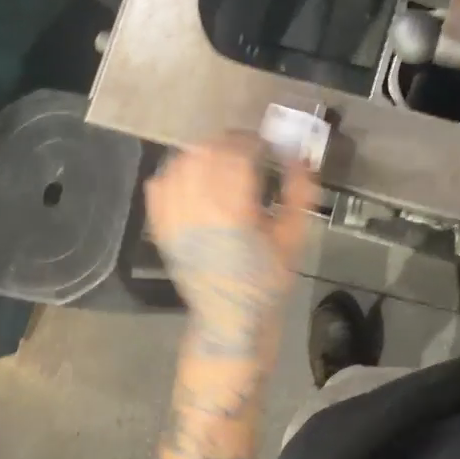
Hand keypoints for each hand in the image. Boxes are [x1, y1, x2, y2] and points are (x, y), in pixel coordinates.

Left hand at [146, 133, 319, 343]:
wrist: (230, 317)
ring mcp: (176, 219)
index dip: (253, 141)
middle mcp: (200, 211)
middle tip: (245, 147)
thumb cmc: (266, 280)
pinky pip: (158, 186)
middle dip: (227, 141)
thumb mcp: (293, 237)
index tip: (266, 144)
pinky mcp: (162, 228)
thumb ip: (300, 193)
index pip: (238, 156)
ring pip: (180, 164)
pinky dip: (173, 171)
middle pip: (205, 153)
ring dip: (201, 152)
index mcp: (235, 212)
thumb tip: (301, 157)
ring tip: (219, 158)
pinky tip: (190, 173)